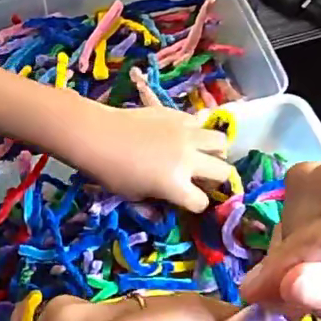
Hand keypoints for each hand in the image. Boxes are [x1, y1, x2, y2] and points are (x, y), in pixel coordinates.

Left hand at [61, 86, 231, 211]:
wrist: (97, 134)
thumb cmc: (110, 171)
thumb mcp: (133, 195)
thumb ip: (156, 199)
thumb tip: (167, 200)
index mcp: (177, 185)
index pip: (201, 202)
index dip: (196, 204)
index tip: (189, 201)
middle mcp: (189, 159)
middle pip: (223, 171)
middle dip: (217, 179)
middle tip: (204, 178)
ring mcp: (186, 134)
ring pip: (220, 140)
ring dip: (215, 151)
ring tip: (203, 153)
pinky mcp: (177, 115)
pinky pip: (199, 123)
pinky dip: (196, 131)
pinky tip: (183, 135)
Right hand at [239, 162, 320, 320]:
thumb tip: (293, 278)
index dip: (311, 248)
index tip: (262, 290)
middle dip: (299, 240)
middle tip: (276, 300)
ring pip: (316, 191)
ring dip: (291, 245)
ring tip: (290, 303)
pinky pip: (309, 214)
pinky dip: (291, 250)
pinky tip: (299, 292)